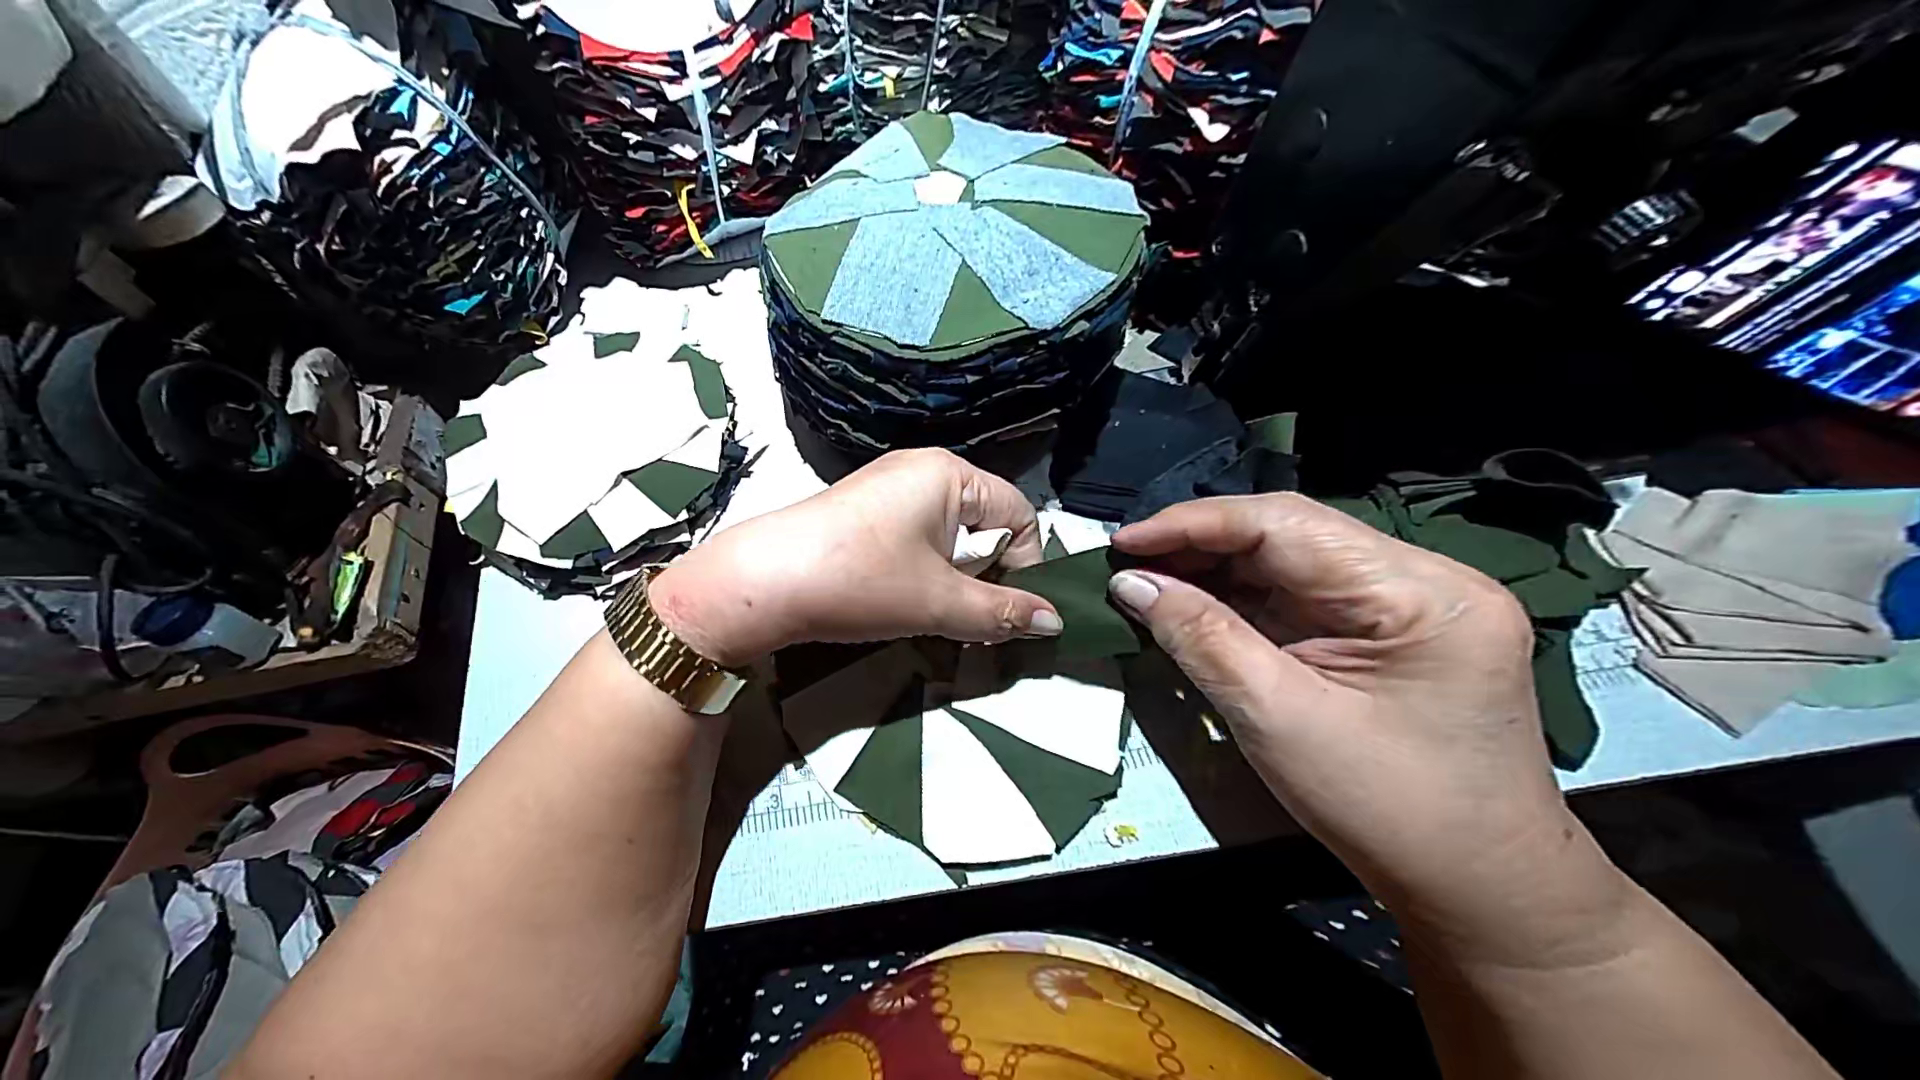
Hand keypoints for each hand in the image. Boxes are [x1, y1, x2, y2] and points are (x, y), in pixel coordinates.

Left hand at [649, 449, 1059, 667]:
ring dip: (956, 581)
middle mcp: (921, 471)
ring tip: (941, 618)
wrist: (759, 584)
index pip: (1018, 514)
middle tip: (976, 620)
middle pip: (984, 525)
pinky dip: (925, 573)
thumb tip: (1055, 620)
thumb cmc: (860, 580)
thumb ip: (1002, 611)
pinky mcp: (863, 514)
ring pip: (950, 537)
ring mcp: (888, 490)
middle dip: (988, 576)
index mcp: (949, 474)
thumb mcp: (940, 601)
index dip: (1025, 564)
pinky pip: (917, 539)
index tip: (1012, 609)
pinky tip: (908, 603)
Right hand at [1109, 493, 1633, 967]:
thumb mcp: (1278, 717)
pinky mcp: (1383, 629)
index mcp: (1419, 591)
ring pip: (1288, 561)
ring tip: (1147, 580)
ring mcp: (1404, 603)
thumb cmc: (1386, 809)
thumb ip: (1201, 637)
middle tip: (1127, 563)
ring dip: (1213, 570)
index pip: (1285, 524)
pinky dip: (1238, 599)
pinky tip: (1192, 604)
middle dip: (1199, 546)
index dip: (1194, 524)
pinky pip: (1297, 595)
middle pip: (1287, 535)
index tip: (1124, 542)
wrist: (1476, 889)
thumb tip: (1130, 582)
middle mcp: (1420, 578)